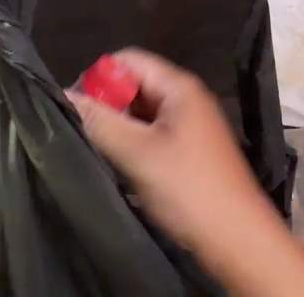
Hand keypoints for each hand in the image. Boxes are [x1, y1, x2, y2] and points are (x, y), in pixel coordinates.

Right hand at [69, 49, 275, 245]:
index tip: (76, 106)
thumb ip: (100, 122)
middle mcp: (186, 98)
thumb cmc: (189, 188)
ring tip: (97, 150)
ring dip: (119, 128)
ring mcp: (190, 126)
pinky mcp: (190, 152)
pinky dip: (133, 145)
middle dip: (107, 104)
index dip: (99, 76)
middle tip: (82, 131)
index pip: (128, 60)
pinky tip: (120, 166)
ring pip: (142, 113)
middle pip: (135, 85)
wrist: (239, 242)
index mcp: (178, 86)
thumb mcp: (139, 153)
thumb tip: (64, 94)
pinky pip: (153, 135)